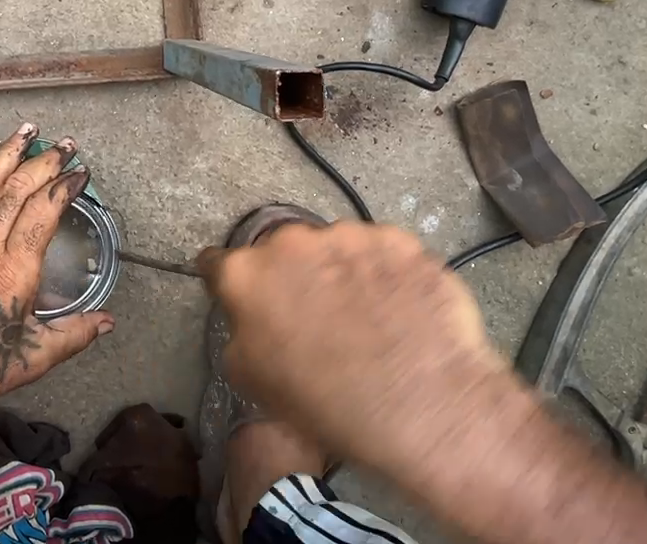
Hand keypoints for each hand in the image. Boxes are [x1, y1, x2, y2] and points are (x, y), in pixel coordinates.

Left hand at [0, 123, 113, 417]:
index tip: (80, 173)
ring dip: (7, 152)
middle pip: (16, 187)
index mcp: (14, 269)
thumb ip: (75, 334)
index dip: (64, 185)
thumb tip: (107, 321)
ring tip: (26, 132)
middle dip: (43, 160)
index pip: (43, 210)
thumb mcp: (35, 356)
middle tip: (64, 144)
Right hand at [197, 222, 523, 485]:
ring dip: (341, 271)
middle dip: (293, 275)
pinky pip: (382, 252)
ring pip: (334, 248)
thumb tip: (249, 316)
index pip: (216, 263)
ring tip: (369, 316)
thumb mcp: (253, 381)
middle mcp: (289, 240)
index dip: (226, 280)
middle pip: (281, 251)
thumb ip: (239, 331)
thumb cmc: (332, 405)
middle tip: (317, 315)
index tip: (241, 293)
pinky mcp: (397, 240)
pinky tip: (402, 310)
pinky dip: (387, 274)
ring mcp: (347, 235)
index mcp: (246, 274)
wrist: (430, 410)